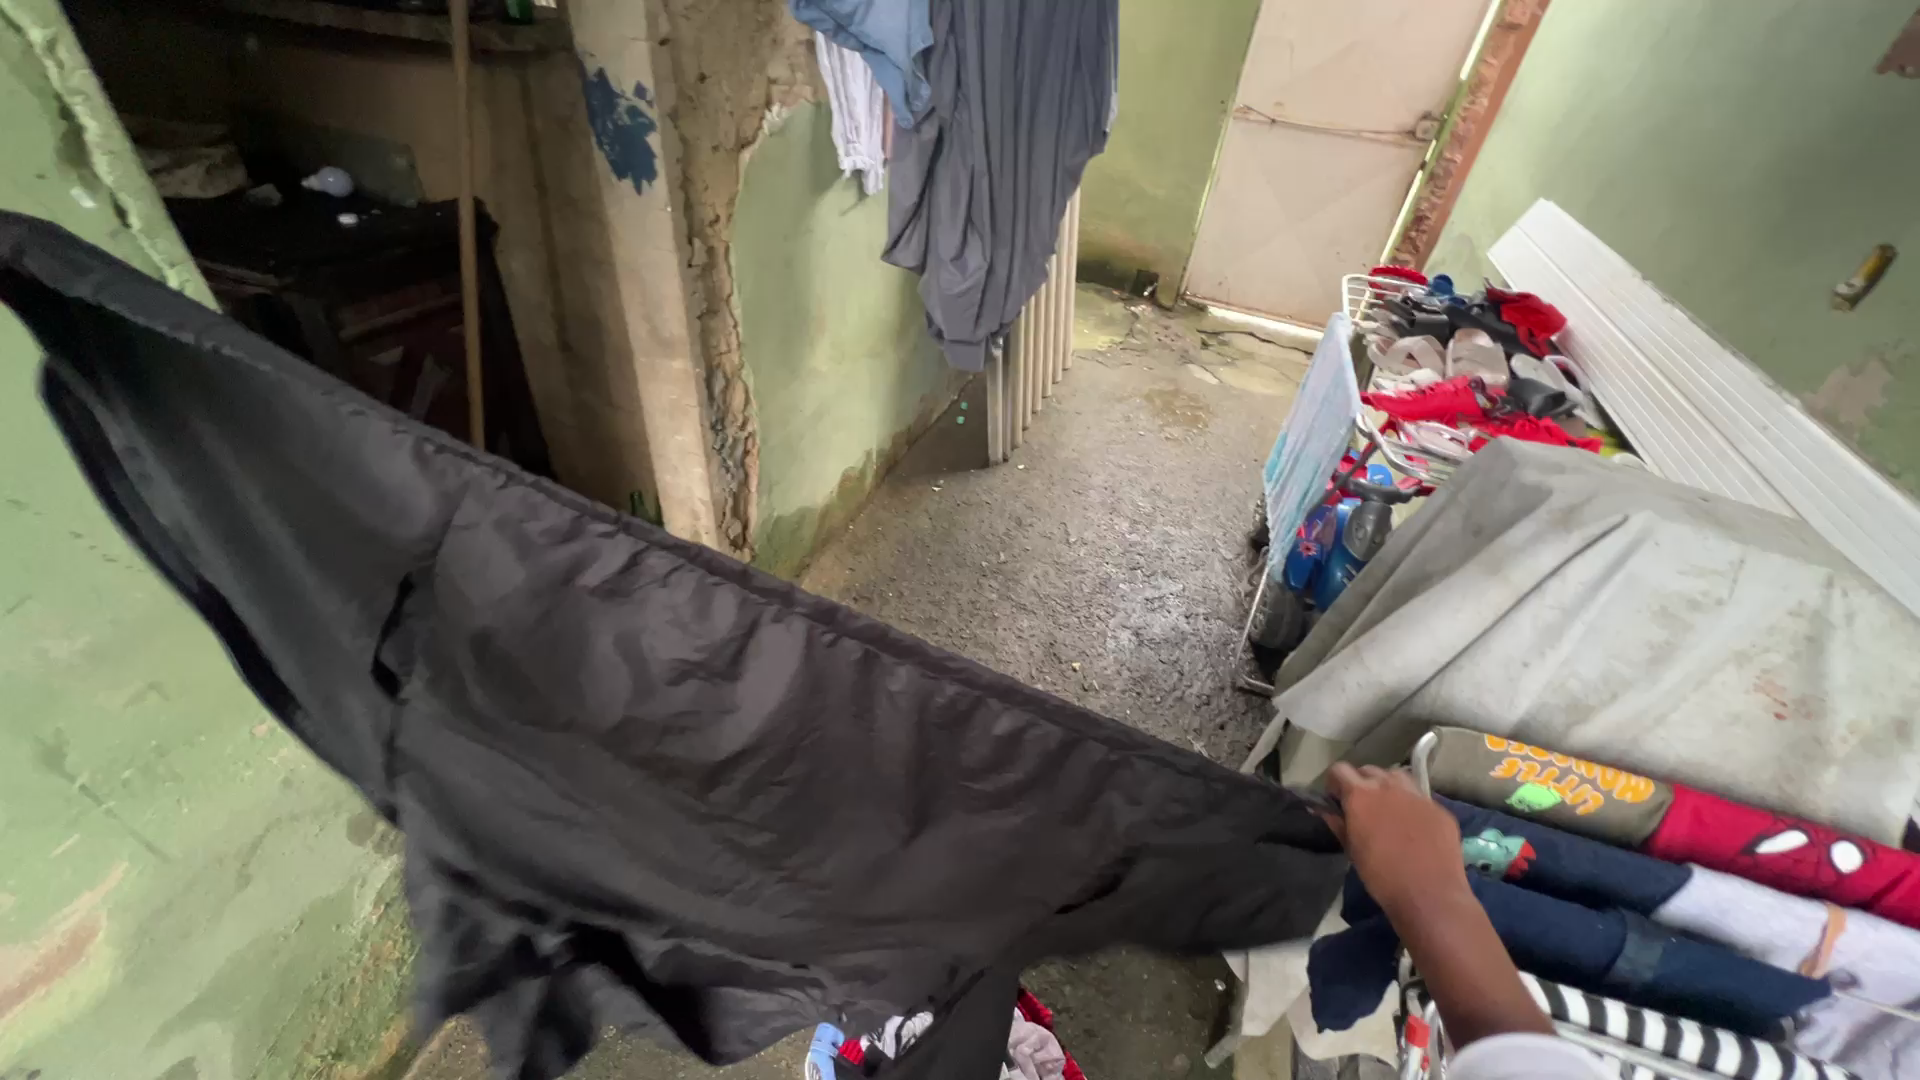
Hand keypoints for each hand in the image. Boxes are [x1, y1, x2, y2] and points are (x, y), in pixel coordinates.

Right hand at [1320, 763, 1467, 913]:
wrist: (1430, 896)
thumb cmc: (1381, 875)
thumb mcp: (1351, 849)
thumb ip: (1336, 823)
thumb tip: (1321, 809)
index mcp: (1360, 794)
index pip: (1339, 769)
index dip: (1334, 782)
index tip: (1335, 799)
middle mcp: (1388, 787)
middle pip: (1369, 770)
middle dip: (1361, 782)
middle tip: (1362, 805)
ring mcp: (1417, 796)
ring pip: (1397, 776)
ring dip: (1388, 785)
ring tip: (1389, 806)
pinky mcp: (1440, 809)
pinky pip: (1420, 797)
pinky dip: (1412, 804)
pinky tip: (1414, 825)